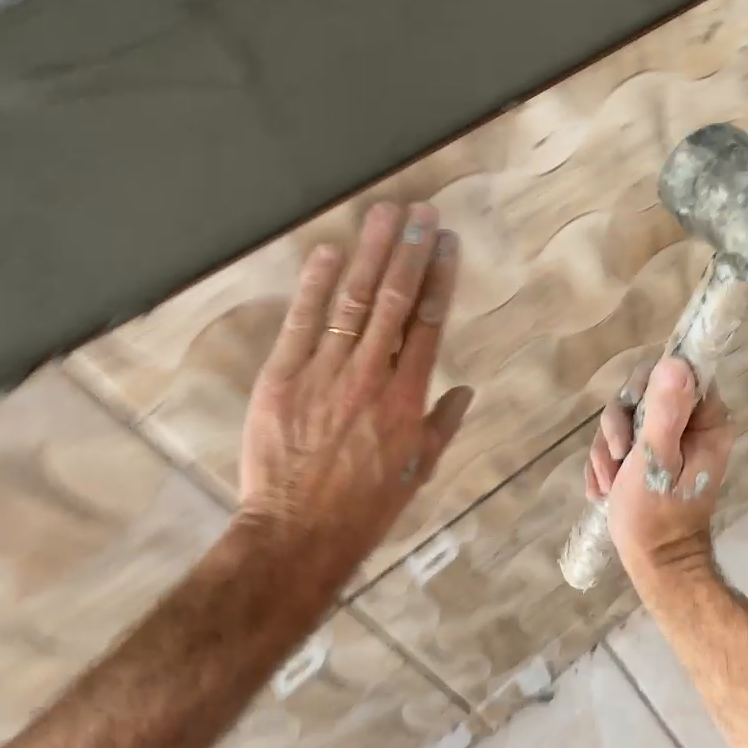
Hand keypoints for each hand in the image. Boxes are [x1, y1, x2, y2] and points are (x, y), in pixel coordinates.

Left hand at [237, 202, 474, 595]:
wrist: (296, 534)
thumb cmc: (365, 506)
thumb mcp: (418, 471)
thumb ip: (442, 425)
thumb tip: (465, 389)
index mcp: (407, 398)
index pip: (428, 323)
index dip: (439, 277)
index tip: (447, 242)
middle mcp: (370, 376)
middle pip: (394, 301)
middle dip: (409, 251)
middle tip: (421, 212)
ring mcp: (324, 373)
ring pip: (353, 302)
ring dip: (370, 254)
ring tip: (384, 215)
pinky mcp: (282, 377)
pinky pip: (301, 323)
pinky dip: (315, 286)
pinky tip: (329, 253)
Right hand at [585, 357, 737, 587]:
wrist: (654, 564)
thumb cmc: (658, 517)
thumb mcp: (656, 461)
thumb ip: (665, 412)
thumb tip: (674, 362)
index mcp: (707, 420)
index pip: (678, 371)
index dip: (647, 388)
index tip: (632, 422)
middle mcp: (692, 423)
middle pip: (643, 391)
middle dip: (619, 427)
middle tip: (618, 459)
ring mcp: (669, 437)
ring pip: (625, 416)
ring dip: (607, 450)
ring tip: (609, 485)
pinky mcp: (648, 451)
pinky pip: (618, 438)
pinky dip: (606, 463)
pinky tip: (604, 489)